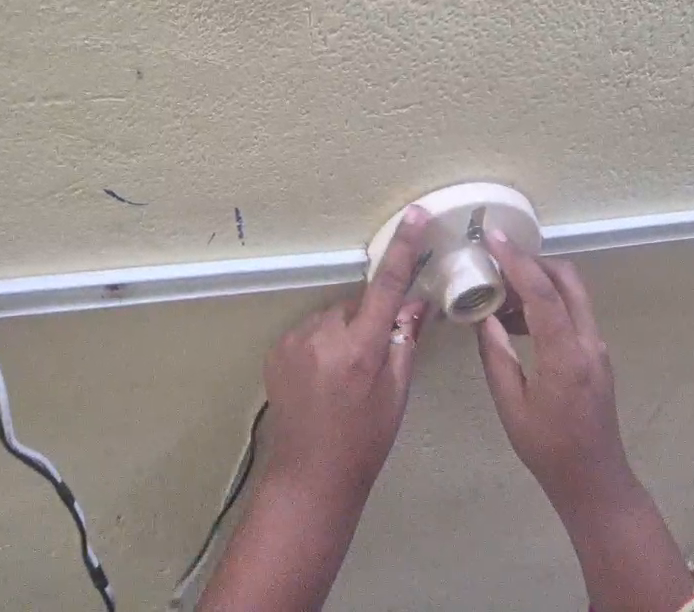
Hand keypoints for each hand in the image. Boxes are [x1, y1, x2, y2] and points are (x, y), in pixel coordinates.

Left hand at [196, 207, 433, 611]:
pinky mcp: (277, 350)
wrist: (310, 476)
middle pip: (355, 304)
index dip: (403, 249)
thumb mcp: (396, 394)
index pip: (387, 287)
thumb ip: (403, 340)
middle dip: (366, 321)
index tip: (413, 216)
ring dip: (341, 333)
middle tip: (371, 360)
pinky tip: (321, 378)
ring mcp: (295, 342)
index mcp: (360, 349)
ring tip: (341, 377)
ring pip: (331, 318)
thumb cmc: (363, 440)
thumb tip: (416, 301)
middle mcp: (324, 336)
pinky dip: (320, 344)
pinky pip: (309, 331)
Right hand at [476, 231, 693, 611]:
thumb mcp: (511, 405)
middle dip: (531, 261)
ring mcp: (597, 346)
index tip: (493, 238)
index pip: (543, 293)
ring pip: (572, 292)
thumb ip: (496, 356)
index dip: (517, 261)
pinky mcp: (596, 353)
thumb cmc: (548, 449)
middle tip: (495, 260)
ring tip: (498, 295)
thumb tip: (482, 315)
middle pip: (566, 279)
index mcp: (565, 357)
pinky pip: (572, 311)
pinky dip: (545, 301)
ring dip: (537, 281)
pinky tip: (516, 321)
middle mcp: (588, 343)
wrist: (595, 480)